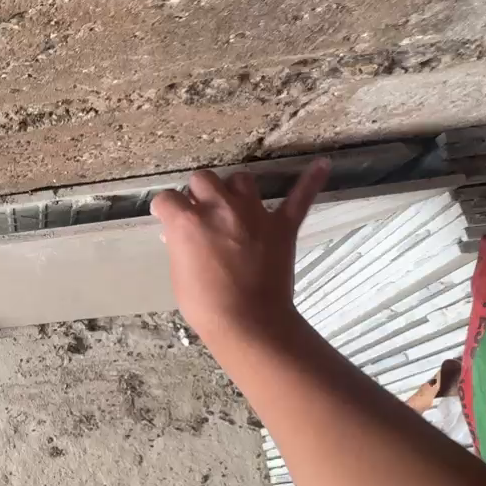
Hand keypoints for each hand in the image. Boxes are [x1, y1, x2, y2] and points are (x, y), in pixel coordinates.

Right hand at [150, 158, 328, 342]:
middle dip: (196, 191)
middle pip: (203, 179)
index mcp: (187, 222)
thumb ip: (180, 244)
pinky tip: (320, 165)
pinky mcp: (282, 226)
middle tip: (198, 209)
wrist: (247, 321)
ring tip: (232, 202)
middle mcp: (219, 209)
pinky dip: (309, 181)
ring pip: (242, 180)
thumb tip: (179, 233)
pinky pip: (299, 198)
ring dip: (233, 188)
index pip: (167, 199)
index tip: (166, 216)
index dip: (164, 208)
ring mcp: (254, 214)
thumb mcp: (178, 270)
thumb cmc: (203, 303)